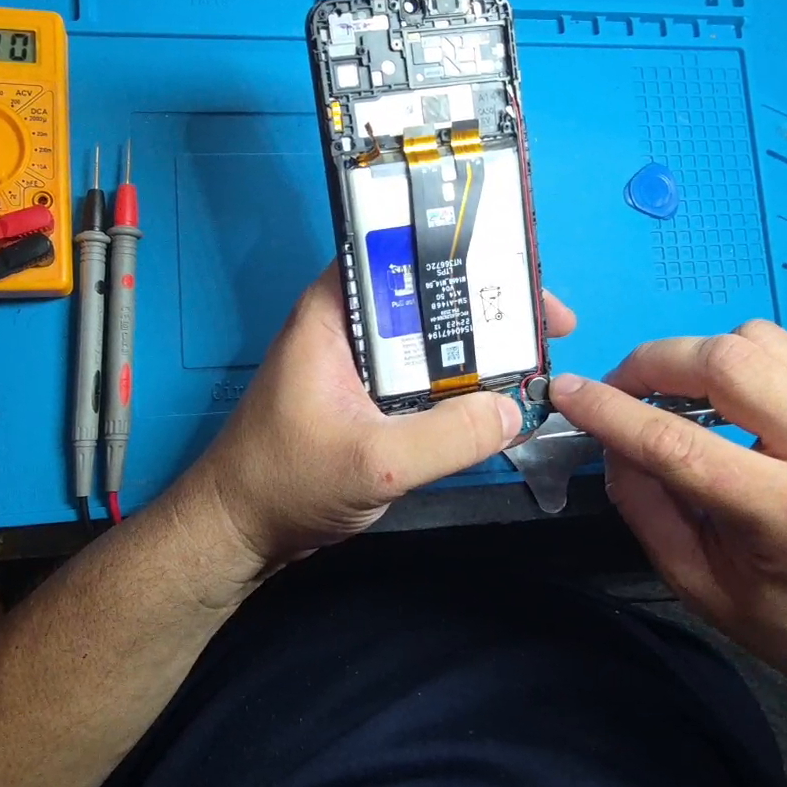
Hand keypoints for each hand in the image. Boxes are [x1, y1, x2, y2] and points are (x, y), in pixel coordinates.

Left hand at [182, 265, 576, 570]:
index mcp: (334, 312)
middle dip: (487, 305)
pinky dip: (458, 384)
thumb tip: (515, 410)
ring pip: (429, 340)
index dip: (464, 256)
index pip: (401, 255)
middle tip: (547, 324)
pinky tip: (496, 397)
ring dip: (478, 348)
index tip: (520, 280)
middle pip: (426, 295)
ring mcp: (358, 364)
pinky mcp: (367, 398)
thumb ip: (447, 438)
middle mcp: (348, 327)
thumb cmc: (286, 483)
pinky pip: (423, 377)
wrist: (239, 532)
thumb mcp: (374, 463)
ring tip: (536, 356)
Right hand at [550, 322, 786, 713]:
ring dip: (706, 358)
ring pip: (764, 340)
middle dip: (657, 363)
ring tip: (688, 396)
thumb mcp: (698, 582)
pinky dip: (756, 356)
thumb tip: (611, 437)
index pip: (678, 442)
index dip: (611, 410)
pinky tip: (744, 395)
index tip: (568, 392)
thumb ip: (644, 505)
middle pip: (728, 362)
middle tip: (627, 388)